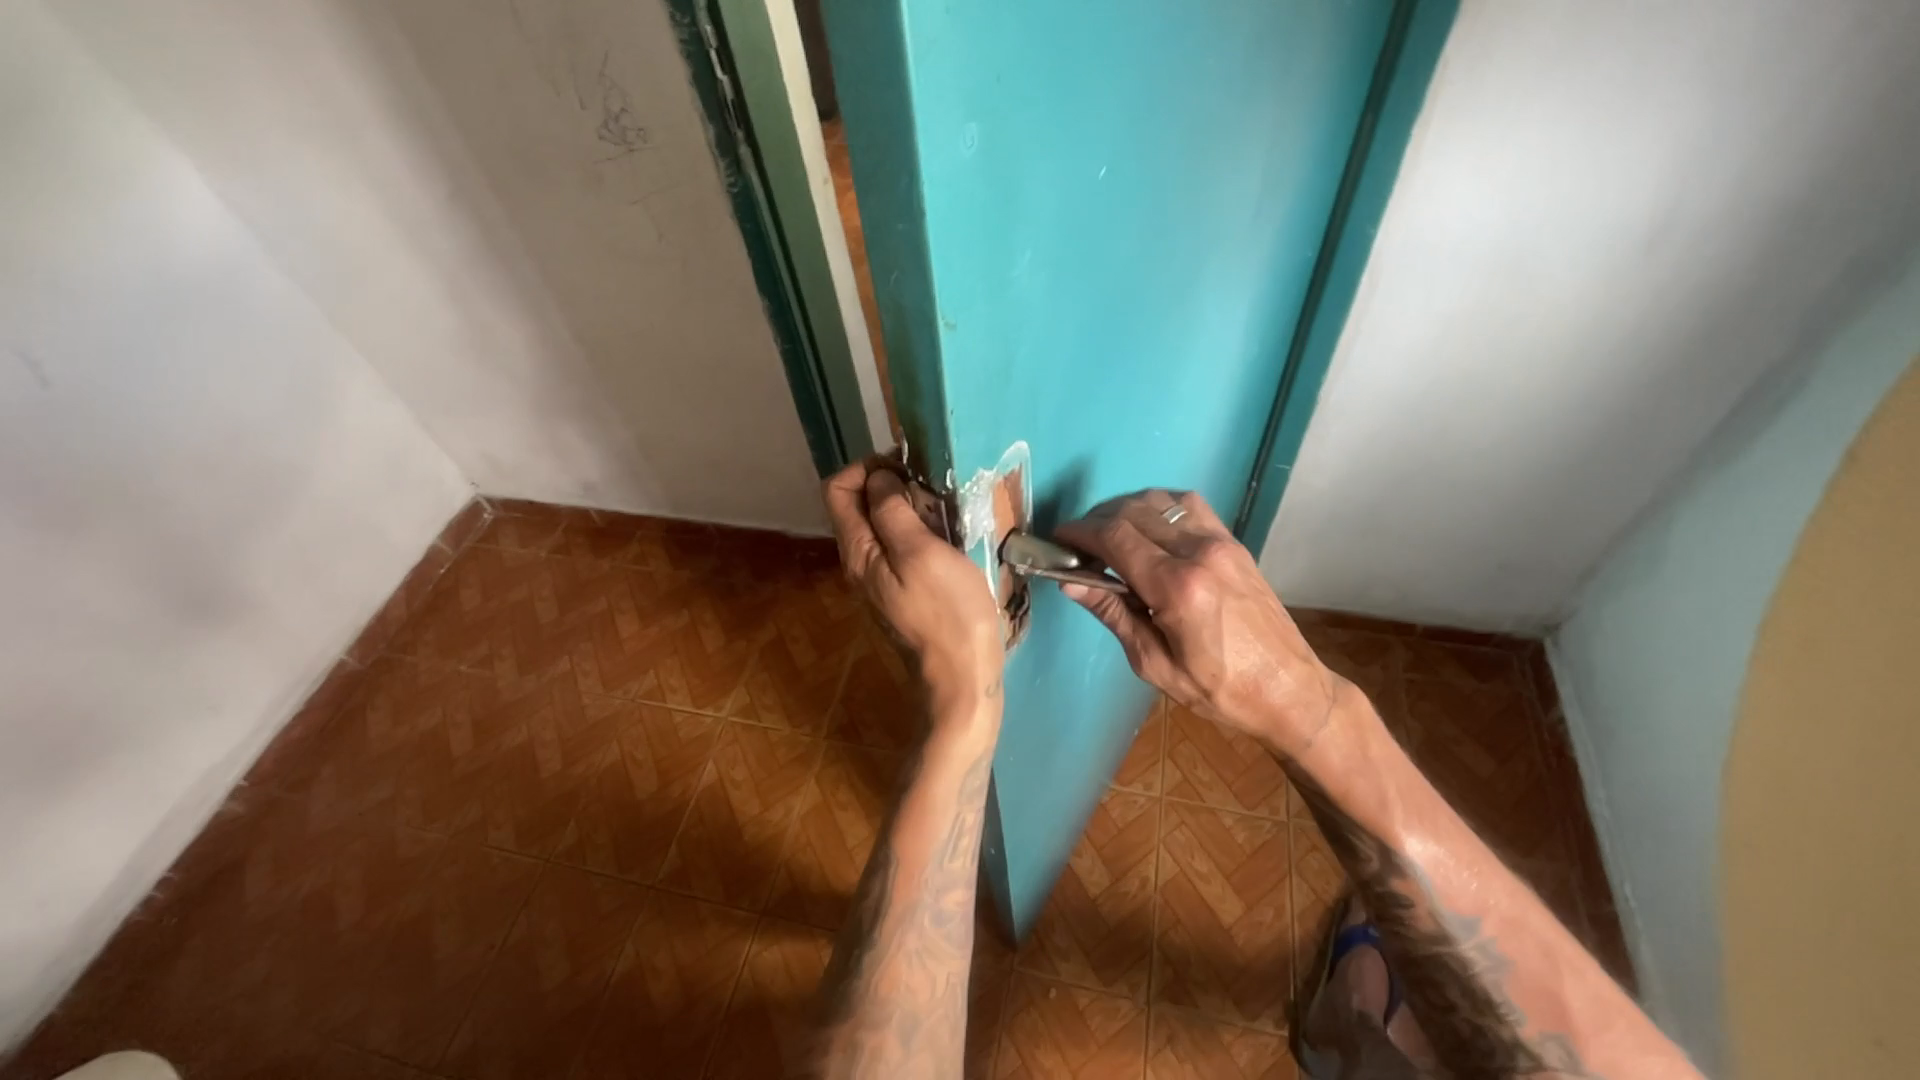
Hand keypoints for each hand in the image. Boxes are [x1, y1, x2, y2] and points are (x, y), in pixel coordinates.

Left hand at [822, 457, 1005, 715]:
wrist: (961, 679)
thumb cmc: (947, 613)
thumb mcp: (921, 552)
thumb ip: (892, 511)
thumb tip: (879, 478)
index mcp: (857, 550)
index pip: (836, 489)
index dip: (866, 467)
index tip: (906, 467)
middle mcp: (860, 563)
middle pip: (858, 506)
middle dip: (889, 483)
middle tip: (932, 485)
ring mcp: (882, 581)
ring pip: (882, 526)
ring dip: (909, 507)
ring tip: (945, 507)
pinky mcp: (904, 593)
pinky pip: (901, 548)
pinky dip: (920, 531)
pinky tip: (949, 536)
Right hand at [1055, 490, 1339, 756]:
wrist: (1289, 689)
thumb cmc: (1219, 690)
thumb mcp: (1154, 664)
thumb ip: (1113, 615)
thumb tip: (1070, 582)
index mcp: (1177, 588)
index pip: (1114, 537)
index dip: (1079, 532)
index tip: (1058, 540)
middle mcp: (1199, 553)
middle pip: (1132, 511)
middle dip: (1096, 521)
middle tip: (1078, 545)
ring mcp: (1221, 542)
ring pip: (1159, 500)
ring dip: (1125, 509)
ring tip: (1108, 536)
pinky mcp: (1233, 542)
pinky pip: (1188, 505)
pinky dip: (1158, 507)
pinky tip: (1146, 529)